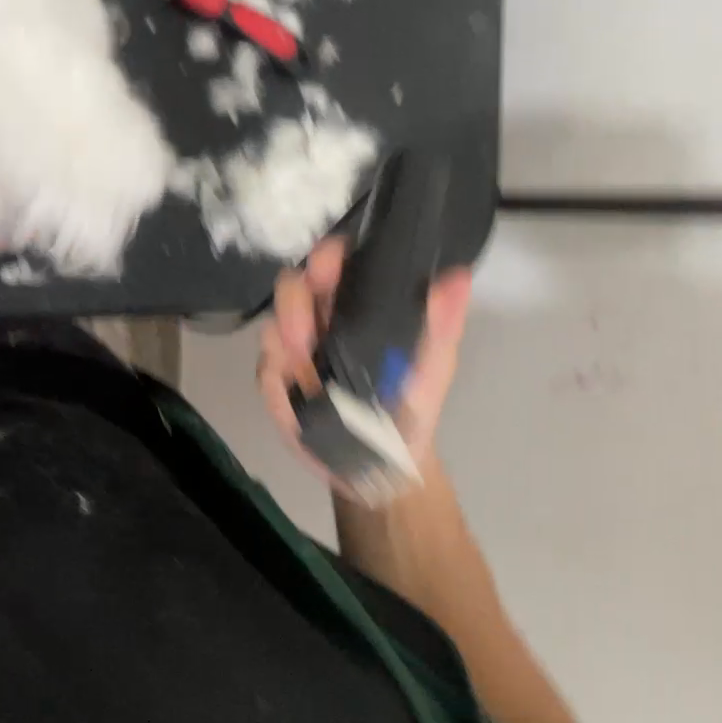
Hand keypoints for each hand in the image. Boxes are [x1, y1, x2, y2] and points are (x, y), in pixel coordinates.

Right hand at [255, 239, 473, 487]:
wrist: (383, 464)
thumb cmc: (410, 405)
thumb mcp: (434, 364)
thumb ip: (441, 322)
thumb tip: (457, 278)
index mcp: (353, 307)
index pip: (332, 266)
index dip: (325, 258)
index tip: (327, 265)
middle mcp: (318, 320)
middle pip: (291, 288)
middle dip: (293, 302)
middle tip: (305, 333)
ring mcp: (293, 350)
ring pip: (271, 327)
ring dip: (284, 342)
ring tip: (306, 369)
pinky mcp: (274, 381)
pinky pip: (264, 370)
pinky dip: (277, 380)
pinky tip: (297, 394)